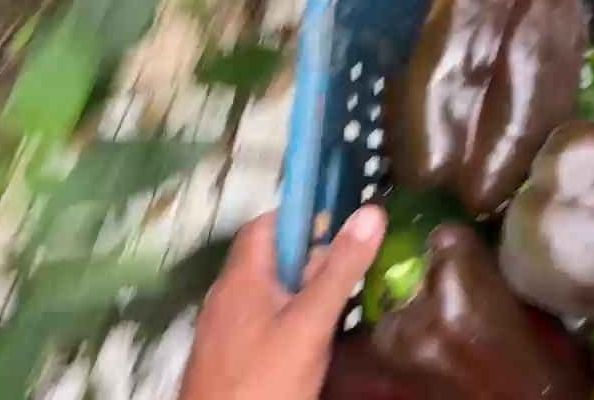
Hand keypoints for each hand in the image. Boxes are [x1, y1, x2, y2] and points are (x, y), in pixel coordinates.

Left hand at [179, 207, 386, 399]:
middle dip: (311, 256)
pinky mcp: (226, 360)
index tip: (339, 225)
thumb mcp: (311, 323)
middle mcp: (225, 297)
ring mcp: (222, 332)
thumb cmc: (264, 382)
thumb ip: (341, 268)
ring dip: (303, 288)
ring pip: (268, 291)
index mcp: (241, 278)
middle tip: (348, 267)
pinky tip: (313, 338)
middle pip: (271, 257)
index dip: (303, 216)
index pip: (268, 223)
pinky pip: (261, 320)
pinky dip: (289, 317)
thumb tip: (371, 210)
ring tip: (338, 302)